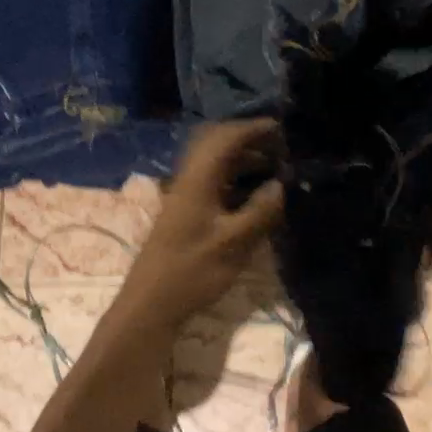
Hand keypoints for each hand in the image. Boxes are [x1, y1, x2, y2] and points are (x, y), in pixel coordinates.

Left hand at [114, 119, 286, 334]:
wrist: (149, 304)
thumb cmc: (191, 272)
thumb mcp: (233, 244)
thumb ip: (260, 211)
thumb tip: (280, 184)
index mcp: (198, 178)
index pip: (226, 138)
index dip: (254, 128)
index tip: (282, 127)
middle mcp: (189, 178)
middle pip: (217, 144)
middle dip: (248, 139)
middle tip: (279, 146)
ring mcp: (186, 195)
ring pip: (215, 163)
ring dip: (242, 159)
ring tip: (274, 167)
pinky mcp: (186, 211)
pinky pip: (213, 180)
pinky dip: (234, 177)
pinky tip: (254, 193)